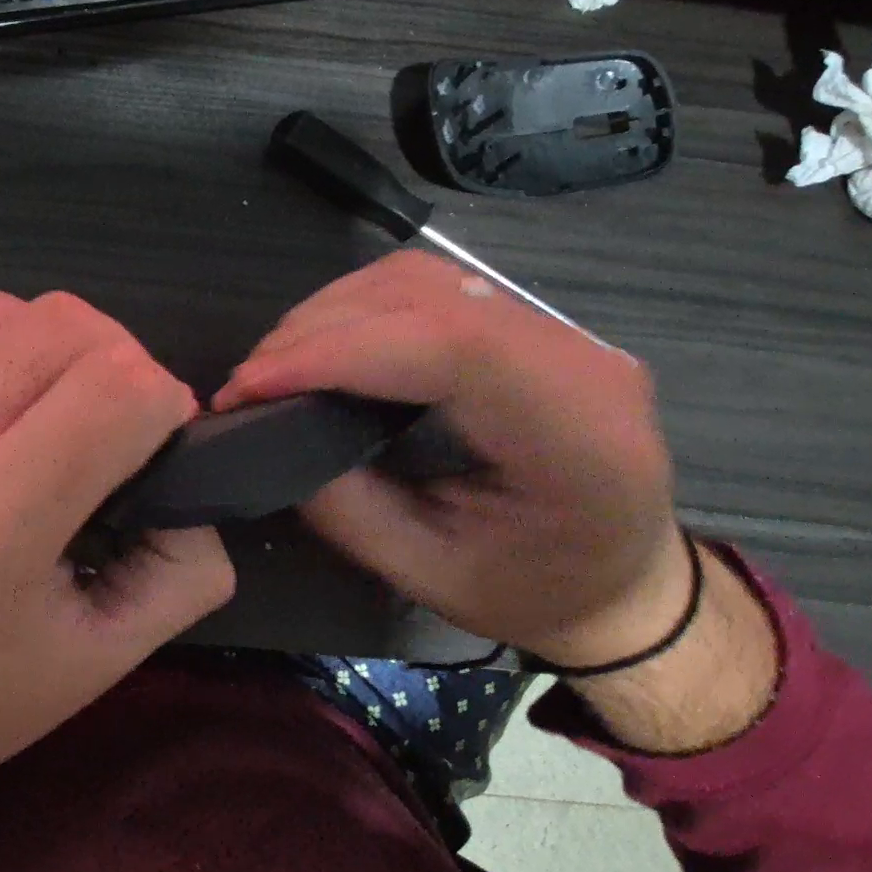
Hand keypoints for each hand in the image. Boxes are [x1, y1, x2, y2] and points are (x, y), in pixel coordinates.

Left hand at [0, 286, 234, 826]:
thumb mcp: (95, 665)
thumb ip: (180, 574)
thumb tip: (199, 496)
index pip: (121, 386)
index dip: (170, 406)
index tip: (161, 448)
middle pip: (66, 324)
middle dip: (123, 364)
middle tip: (117, 430)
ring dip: (50, 345)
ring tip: (50, 408)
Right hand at [214, 250, 688, 667]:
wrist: (624, 583)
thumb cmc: (536, 594)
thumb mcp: (433, 576)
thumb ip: (351, 511)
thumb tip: (273, 438)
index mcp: (575, 431)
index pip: (449, 346)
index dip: (338, 350)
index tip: (254, 384)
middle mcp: (576, 357)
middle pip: (428, 296)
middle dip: (317, 329)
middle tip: (247, 382)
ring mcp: (556, 329)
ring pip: (422, 277)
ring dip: (331, 311)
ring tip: (275, 364)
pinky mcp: (525, 322)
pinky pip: (430, 286)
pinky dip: (358, 306)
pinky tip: (322, 345)